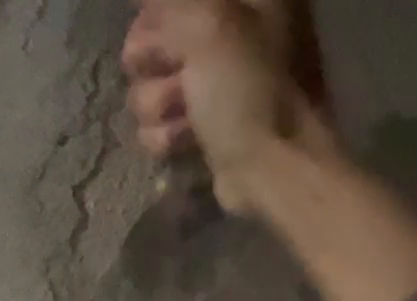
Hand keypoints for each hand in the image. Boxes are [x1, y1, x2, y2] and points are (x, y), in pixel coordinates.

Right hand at [121, 0, 292, 209]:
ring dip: (160, 108)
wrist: (270, 168)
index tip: (159, 37)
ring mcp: (210, 85)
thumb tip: (147, 5)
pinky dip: (166, 137)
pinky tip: (187, 142)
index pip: (167, 3)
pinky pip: (155, 125)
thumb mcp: (212, 26)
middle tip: (181, 77)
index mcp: (242, 1)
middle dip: (154, 67)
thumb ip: (173, 7)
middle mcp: (224, 35)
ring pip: (146, 88)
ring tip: (189, 119)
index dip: (155, 20)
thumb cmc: (249, 91)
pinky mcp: (198, 126)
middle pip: (150, 42)